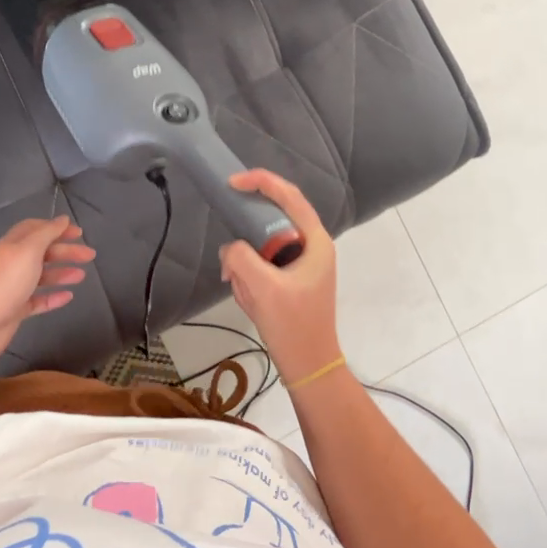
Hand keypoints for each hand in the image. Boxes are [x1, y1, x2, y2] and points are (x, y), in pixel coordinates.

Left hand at [0, 216, 93, 364]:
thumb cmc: (7, 281)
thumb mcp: (29, 249)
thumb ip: (47, 233)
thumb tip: (62, 219)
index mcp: (13, 245)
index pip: (35, 229)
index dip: (56, 228)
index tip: (78, 233)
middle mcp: (12, 263)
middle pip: (42, 252)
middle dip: (66, 251)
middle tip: (90, 255)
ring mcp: (13, 287)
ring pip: (41, 276)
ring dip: (62, 273)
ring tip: (82, 276)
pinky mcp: (16, 309)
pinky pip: (38, 300)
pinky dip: (53, 296)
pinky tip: (69, 297)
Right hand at [217, 170, 341, 385]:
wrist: (309, 366)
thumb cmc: (293, 325)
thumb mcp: (262, 289)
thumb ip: (241, 258)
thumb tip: (230, 249)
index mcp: (316, 241)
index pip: (289, 196)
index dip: (261, 182)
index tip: (232, 183)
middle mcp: (312, 246)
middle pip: (272, 221)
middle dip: (247, 241)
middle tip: (233, 260)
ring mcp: (302, 263)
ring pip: (263, 245)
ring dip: (247, 265)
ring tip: (247, 292)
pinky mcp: (291, 278)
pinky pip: (263, 265)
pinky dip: (250, 277)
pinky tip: (249, 299)